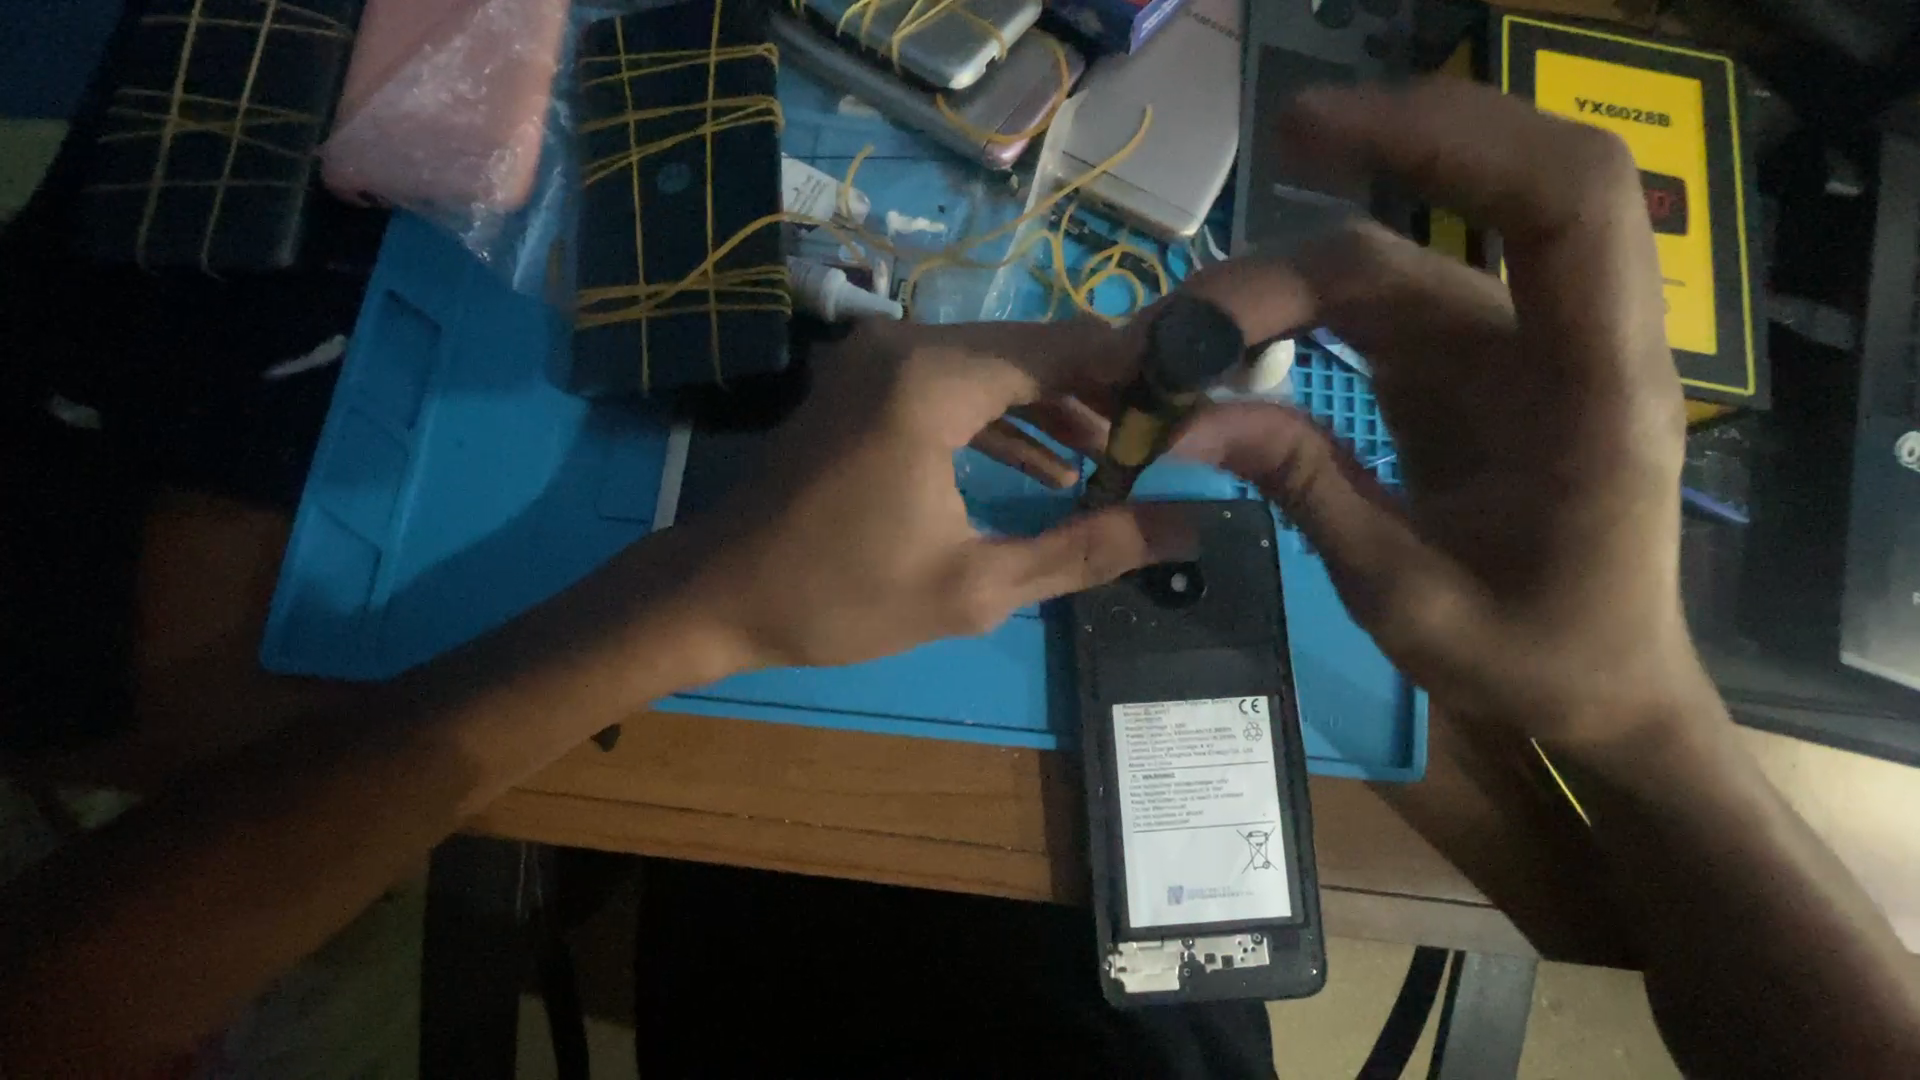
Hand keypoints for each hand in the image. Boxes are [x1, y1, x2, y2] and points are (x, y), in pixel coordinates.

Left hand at [680, 318, 1195, 670]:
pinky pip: (956, 384)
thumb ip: (1085, 550)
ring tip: (1117, 461)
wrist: (719, 594)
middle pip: (1035, 347)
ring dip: (1056, 407)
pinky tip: (1049, 466)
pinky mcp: (868, 383)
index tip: (1192, 409)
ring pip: (997, 364)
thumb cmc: (839, 598)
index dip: (1138, 372)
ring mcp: (881, 358)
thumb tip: (1186, 529)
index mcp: (933, 381)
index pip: (1068, 345)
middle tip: (1162, 444)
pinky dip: (1003, 417)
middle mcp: (908, 345)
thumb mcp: (974, 587)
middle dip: (1104, 392)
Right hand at [1170, 80, 1705, 744]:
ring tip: (1169, 352)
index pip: (1553, 202)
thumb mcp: (1404, 592)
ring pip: (1366, 279)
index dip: (1442, 137)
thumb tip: (1182, 418)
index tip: (1298, 136)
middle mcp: (1547, 343)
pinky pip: (1357, 320)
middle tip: (1162, 333)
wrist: (1588, 689)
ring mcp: (1494, 354)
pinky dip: (1282, 327)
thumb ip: (1306, 489)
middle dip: (1272, 271)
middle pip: (1399, 253)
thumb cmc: (1527, 655)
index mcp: (1589, 389)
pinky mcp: (1450, 375)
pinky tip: (1220, 353)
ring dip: (1261, 300)